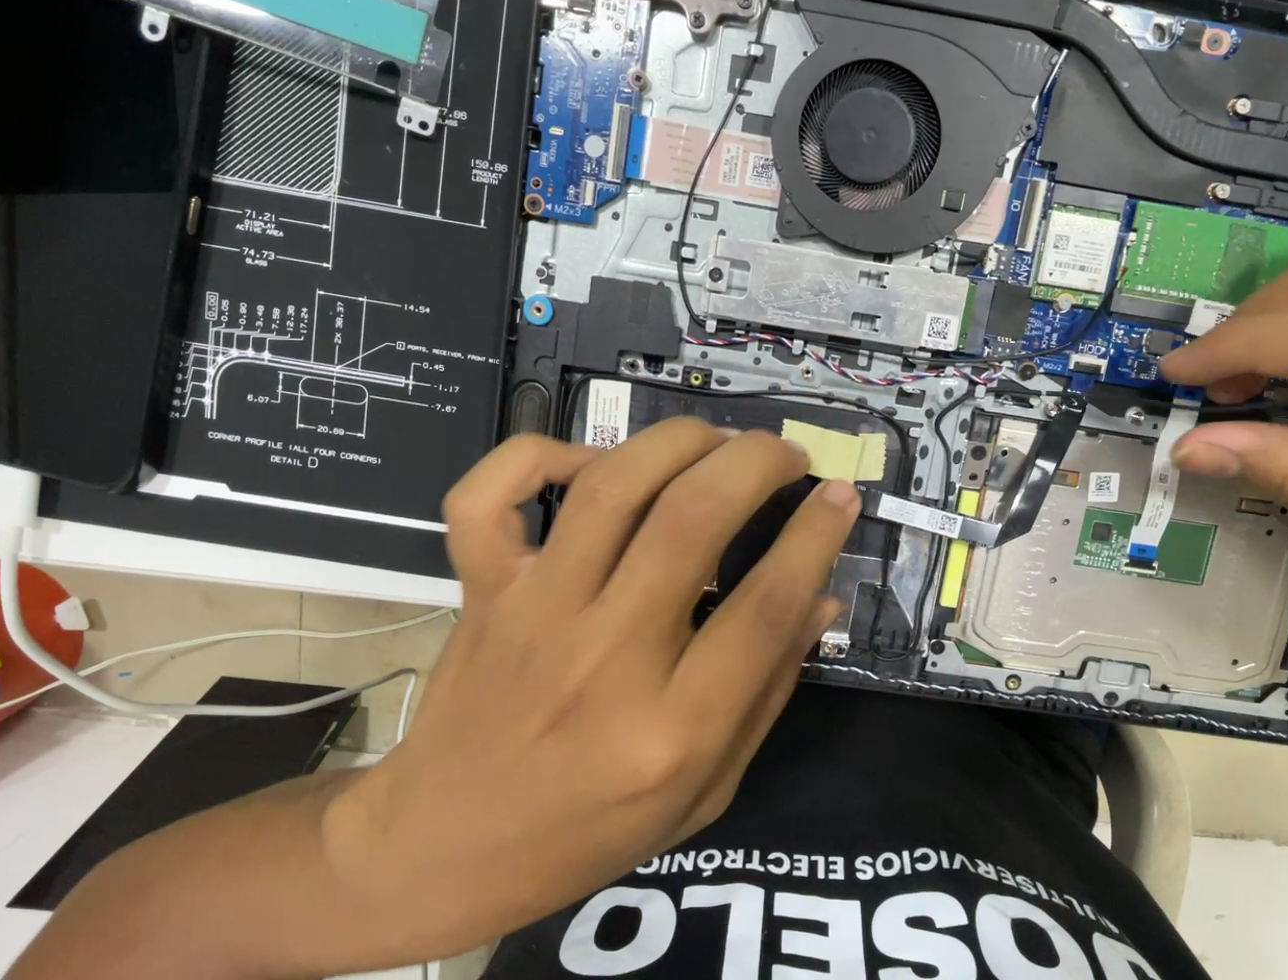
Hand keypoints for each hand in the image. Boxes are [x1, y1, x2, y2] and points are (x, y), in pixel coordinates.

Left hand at [322, 422, 860, 962]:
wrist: (447, 846)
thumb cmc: (589, 831)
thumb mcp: (706, 791)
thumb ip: (768, 692)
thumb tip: (821, 598)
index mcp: (673, 729)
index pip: (767, 605)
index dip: (817, 536)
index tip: (840, 498)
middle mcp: (605, 659)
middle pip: (692, 520)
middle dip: (756, 464)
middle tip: (786, 455)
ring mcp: (533, 615)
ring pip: (610, 487)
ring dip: (678, 442)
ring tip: (716, 442)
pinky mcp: (481, 591)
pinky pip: (490, 497)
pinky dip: (538, 455)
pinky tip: (588, 462)